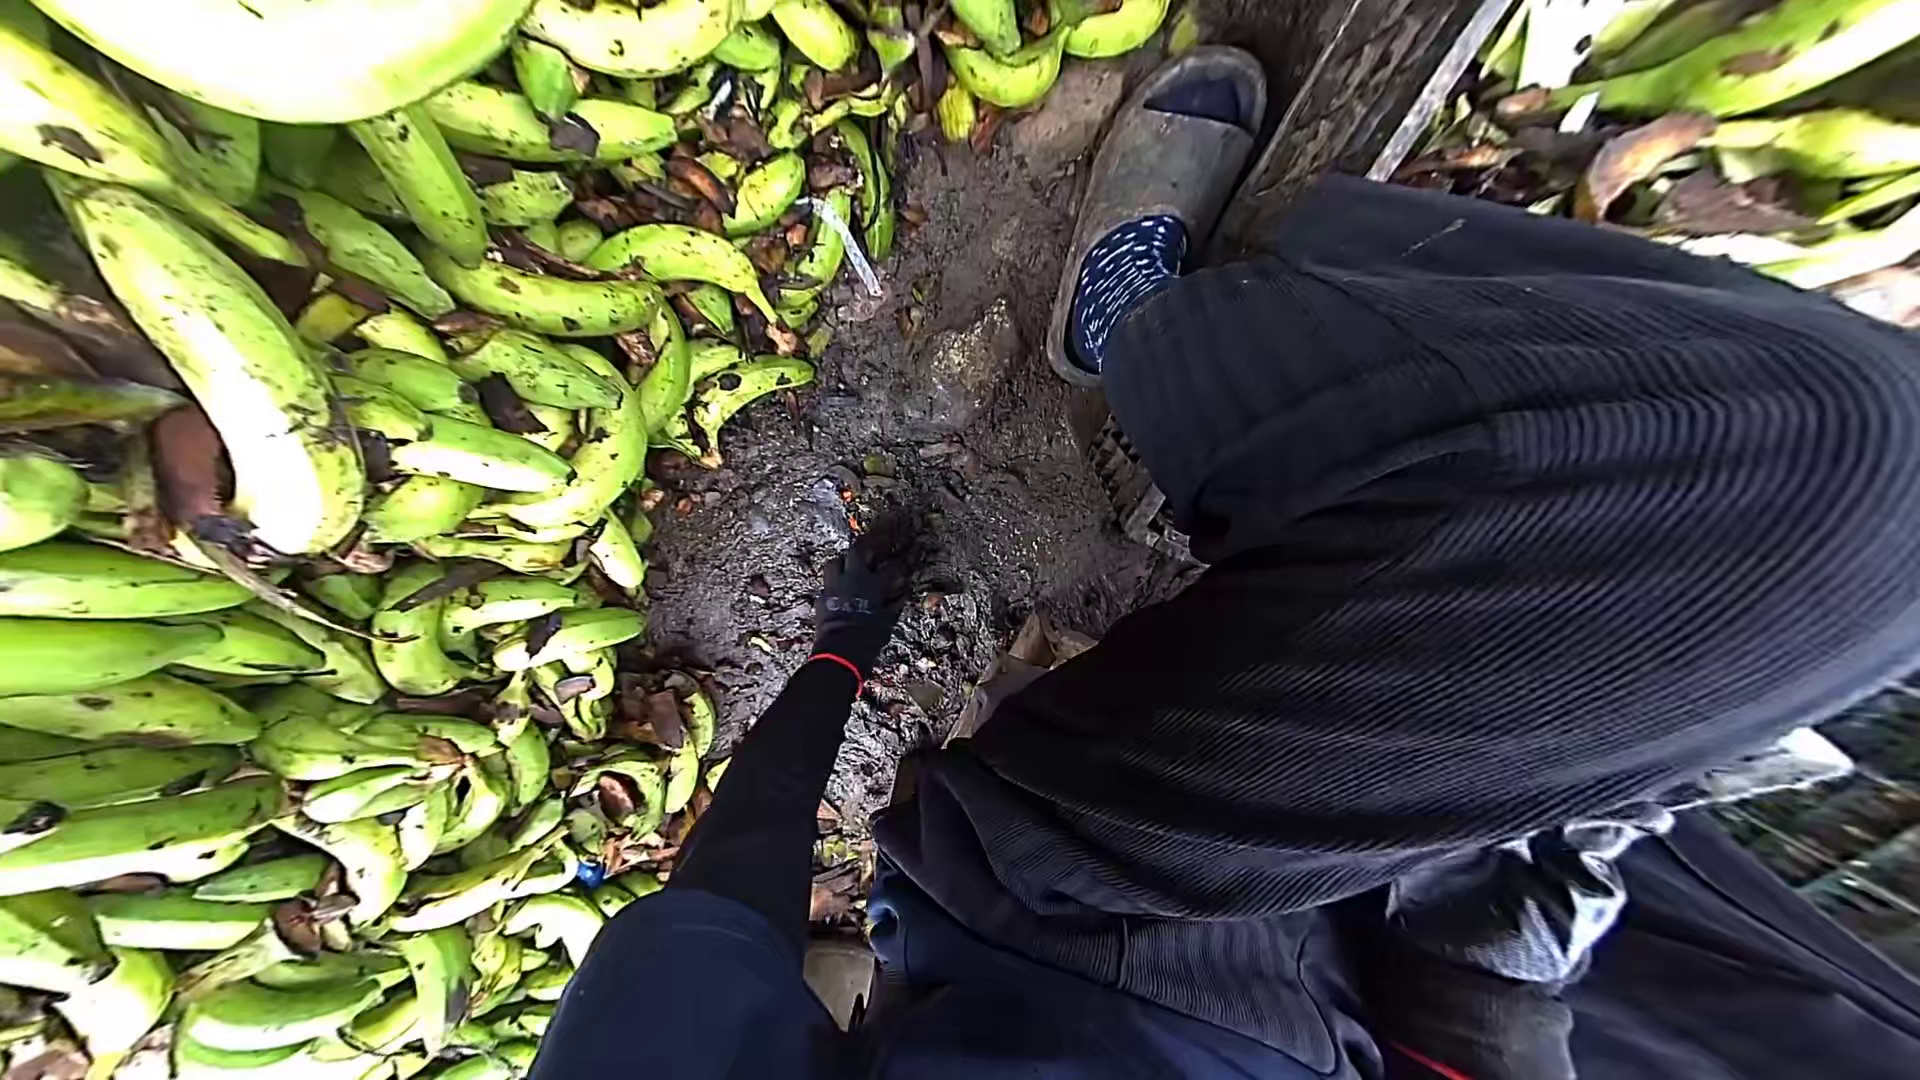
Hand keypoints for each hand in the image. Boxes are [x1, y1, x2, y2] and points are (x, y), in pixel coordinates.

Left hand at [812, 525, 909, 677]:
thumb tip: (901, 594)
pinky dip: (834, 585)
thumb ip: (894, 604)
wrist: (841, 652)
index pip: (891, 567)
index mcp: (873, 584)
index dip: (899, 563)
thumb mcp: (888, 621)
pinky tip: (839, 591)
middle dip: (865, 548)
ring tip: (850, 568)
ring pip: (835, 562)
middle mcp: (852, 579)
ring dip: (843, 562)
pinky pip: (827, 584)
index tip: (904, 563)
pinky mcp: (821, 597)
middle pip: (857, 551)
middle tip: (871, 553)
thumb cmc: (869, 639)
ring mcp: (834, 586)